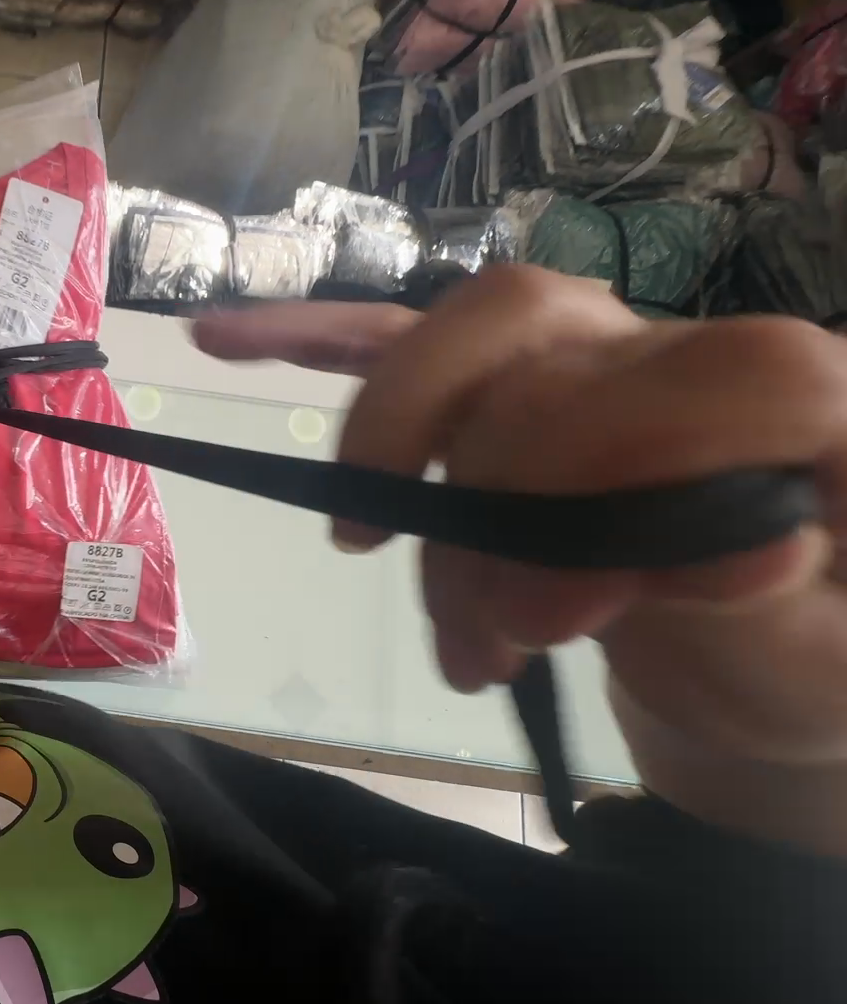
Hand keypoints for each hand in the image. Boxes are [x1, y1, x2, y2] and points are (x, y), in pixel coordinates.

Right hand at [195, 267, 846, 850]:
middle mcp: (683, 353)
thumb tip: (675, 557)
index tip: (546, 621)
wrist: (738, 643)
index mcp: (811, 408)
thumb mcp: (802, 670)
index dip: (612, 490)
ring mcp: (574, 355)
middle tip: (472, 625)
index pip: (716, 384)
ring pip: (453, 333)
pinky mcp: (488, 383)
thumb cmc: (786, 665)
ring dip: (383, 445)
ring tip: (363, 545)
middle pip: (546, 360)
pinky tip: (217, 337)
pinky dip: (303, 335)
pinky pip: (387, 335)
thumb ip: (752, 608)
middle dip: (479, 498)